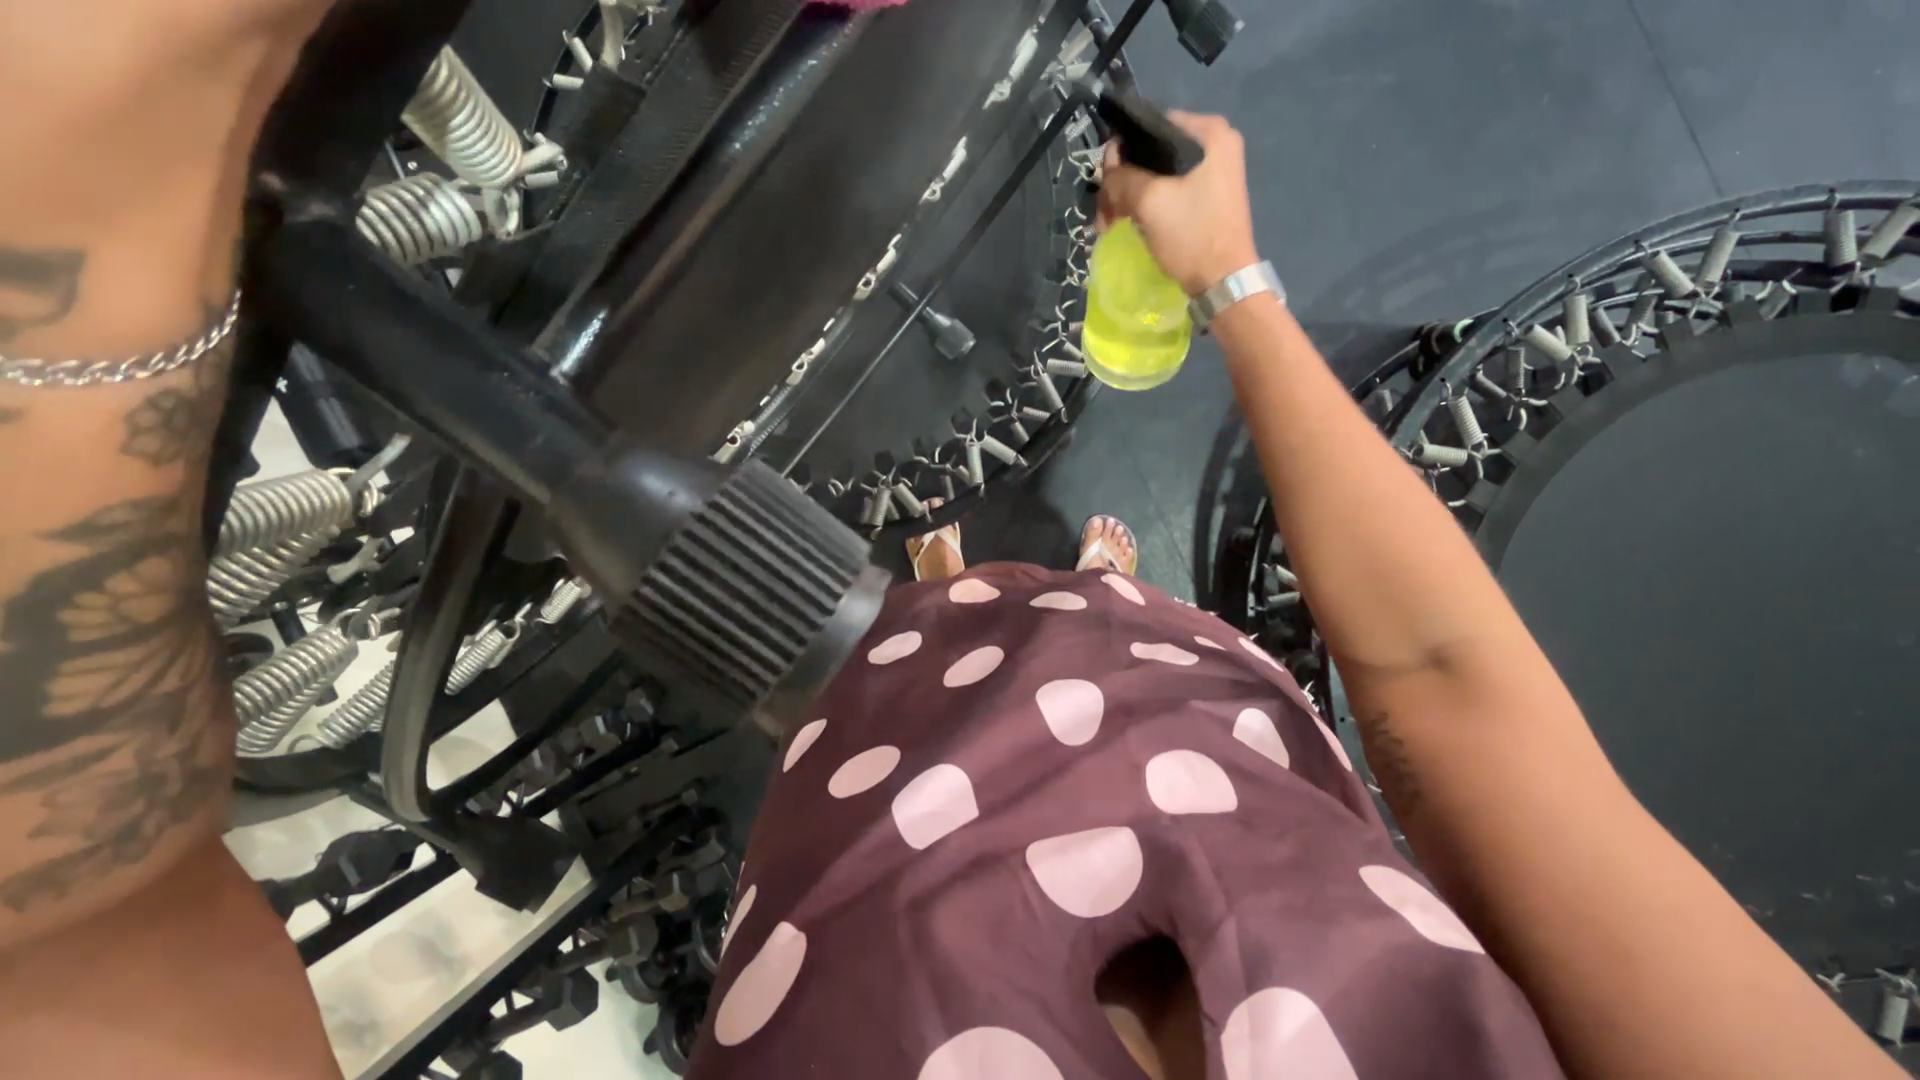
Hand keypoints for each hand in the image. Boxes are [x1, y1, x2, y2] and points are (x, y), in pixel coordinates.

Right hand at [1096, 111, 1259, 295]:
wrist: (1223, 282)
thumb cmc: (1191, 234)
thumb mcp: (1150, 201)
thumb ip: (1121, 176)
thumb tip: (1107, 169)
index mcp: (1209, 132)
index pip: (1151, 126)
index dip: (1121, 153)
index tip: (1104, 184)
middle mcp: (1216, 143)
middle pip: (1153, 152)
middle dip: (1123, 181)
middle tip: (1106, 212)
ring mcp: (1214, 171)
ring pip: (1157, 174)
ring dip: (1131, 197)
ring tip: (1111, 222)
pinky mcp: (1209, 196)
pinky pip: (1169, 190)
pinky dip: (1147, 204)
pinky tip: (1131, 222)